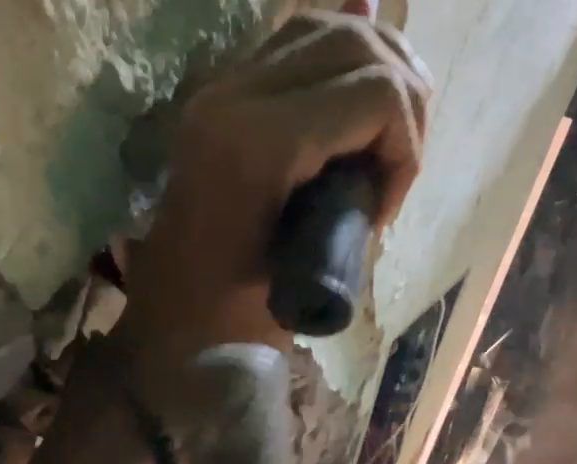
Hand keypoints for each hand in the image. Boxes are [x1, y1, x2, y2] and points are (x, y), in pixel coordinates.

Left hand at [115, 3, 431, 414]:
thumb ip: (358, 202)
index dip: (406, 145)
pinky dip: (340, 61)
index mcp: (260, 143)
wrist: (170, 320)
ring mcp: (224, 88)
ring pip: (328, 28)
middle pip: (359, 44)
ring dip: (376, 70)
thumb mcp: (312, 270)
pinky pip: (296, 44)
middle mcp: (237, 95)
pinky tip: (356, 99)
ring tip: (384, 134)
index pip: (376, 91)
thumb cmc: (238, 321)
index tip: (385, 207)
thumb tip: (390, 160)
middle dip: (402, 99)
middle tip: (396, 164)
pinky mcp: (222, 94)